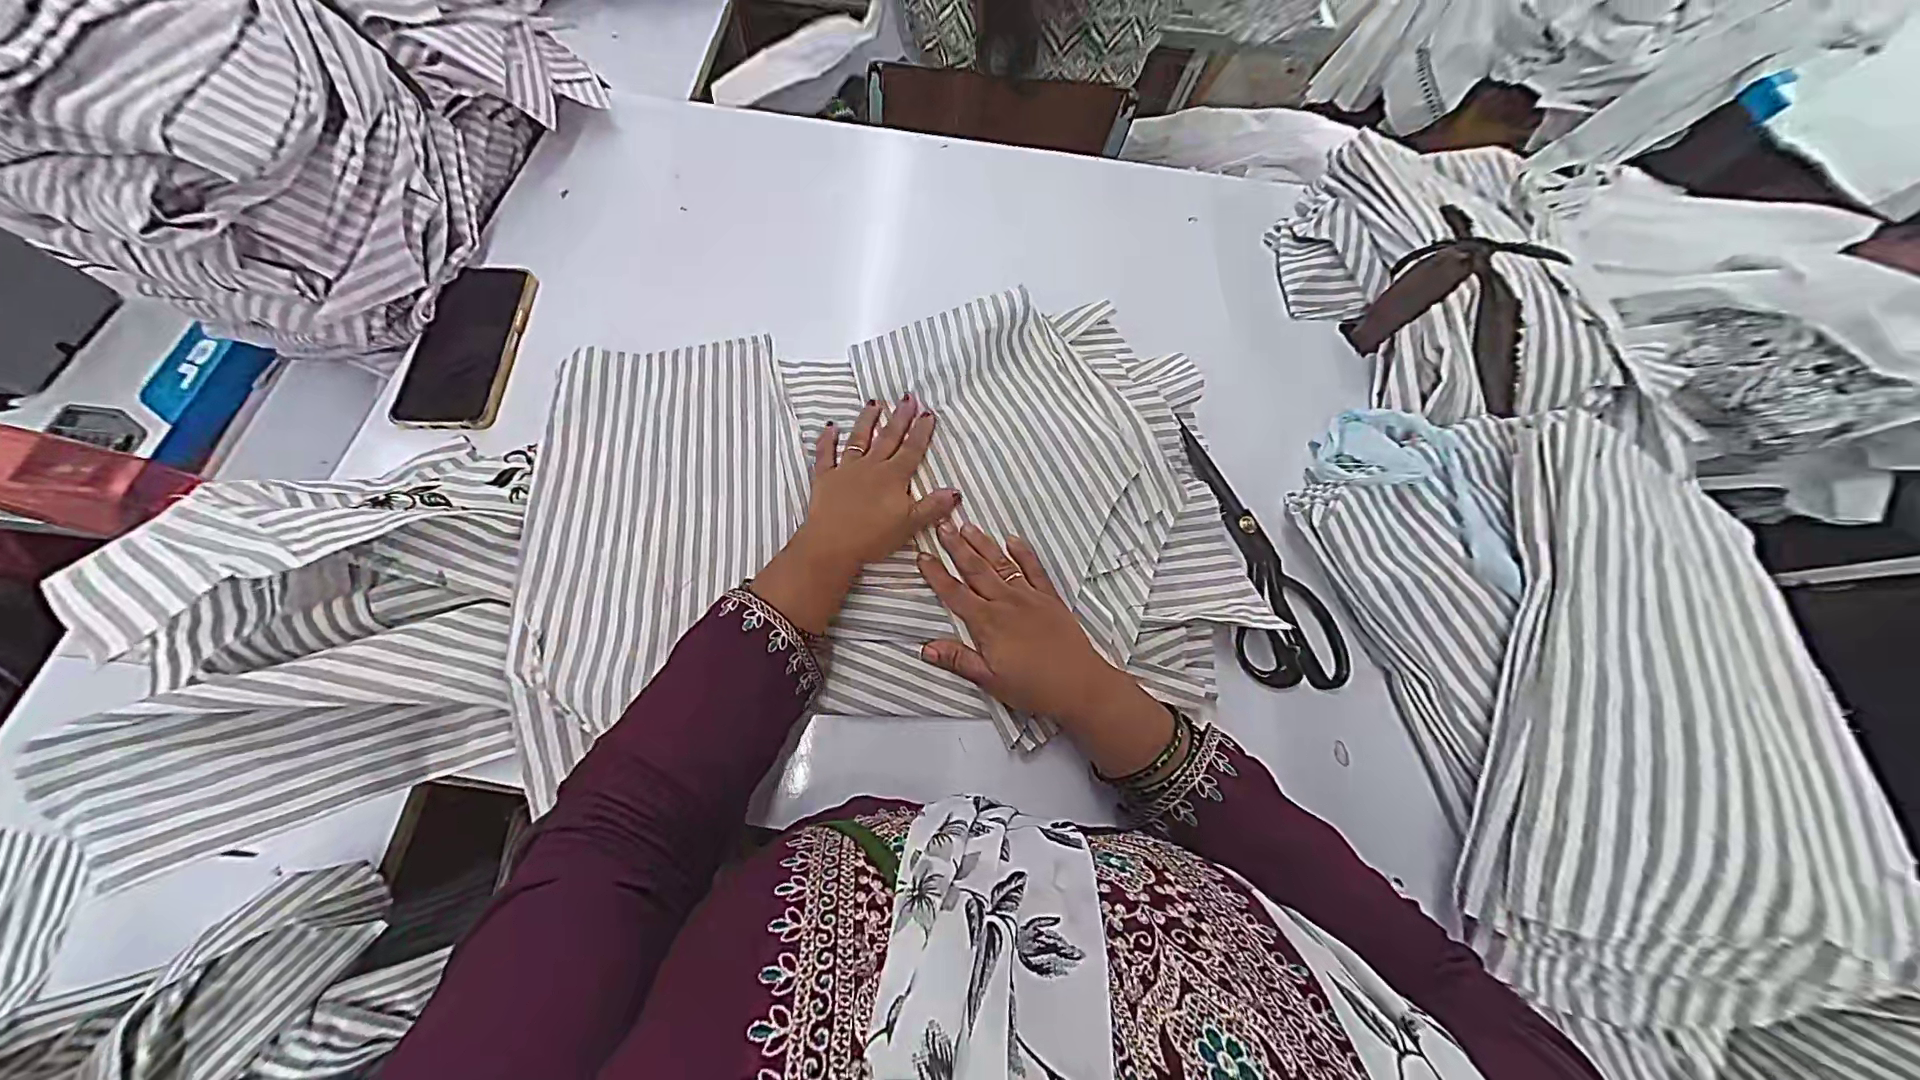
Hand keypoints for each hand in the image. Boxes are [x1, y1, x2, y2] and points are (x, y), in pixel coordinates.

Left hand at [752, 395, 960, 633]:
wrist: (832, 545)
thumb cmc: (873, 537)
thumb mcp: (910, 525)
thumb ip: (932, 507)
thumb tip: (955, 492)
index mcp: (893, 477)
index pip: (912, 449)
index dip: (921, 431)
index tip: (928, 413)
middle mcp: (871, 467)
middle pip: (889, 438)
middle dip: (900, 417)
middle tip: (908, 397)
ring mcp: (846, 470)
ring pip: (858, 439)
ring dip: (867, 421)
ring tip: (874, 403)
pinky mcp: (825, 478)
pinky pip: (825, 454)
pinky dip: (827, 440)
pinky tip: (830, 427)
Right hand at [916, 524, 1175, 775]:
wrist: (1080, 685)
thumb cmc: (1034, 687)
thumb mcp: (990, 680)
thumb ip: (959, 660)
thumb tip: (926, 648)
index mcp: (987, 623)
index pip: (954, 593)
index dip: (936, 574)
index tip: (923, 555)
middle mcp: (1006, 603)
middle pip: (975, 569)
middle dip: (956, 547)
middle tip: (942, 525)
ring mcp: (1029, 597)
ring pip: (1000, 564)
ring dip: (983, 544)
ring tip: (968, 526)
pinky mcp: (1050, 598)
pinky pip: (1034, 569)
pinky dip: (1023, 553)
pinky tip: (1013, 540)